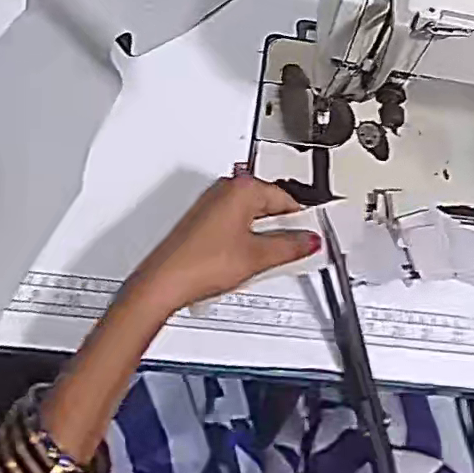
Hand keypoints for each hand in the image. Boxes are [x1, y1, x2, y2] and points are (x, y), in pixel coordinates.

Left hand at [123, 174, 320, 317]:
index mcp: (242, 188)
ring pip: (251, 214)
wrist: (161, 284)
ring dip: (263, 234)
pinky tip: (247, 259)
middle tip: (293, 249)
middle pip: (268, 204)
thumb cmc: (198, 264)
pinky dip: (246, 237)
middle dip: (281, 227)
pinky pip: (236, 222)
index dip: (301, 221)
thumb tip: (309, 240)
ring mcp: (212, 203)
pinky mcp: (203, 220)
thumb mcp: (257, 258)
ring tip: (267, 258)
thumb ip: (290, 247)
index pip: (286, 198)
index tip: (311, 235)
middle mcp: (226, 189)